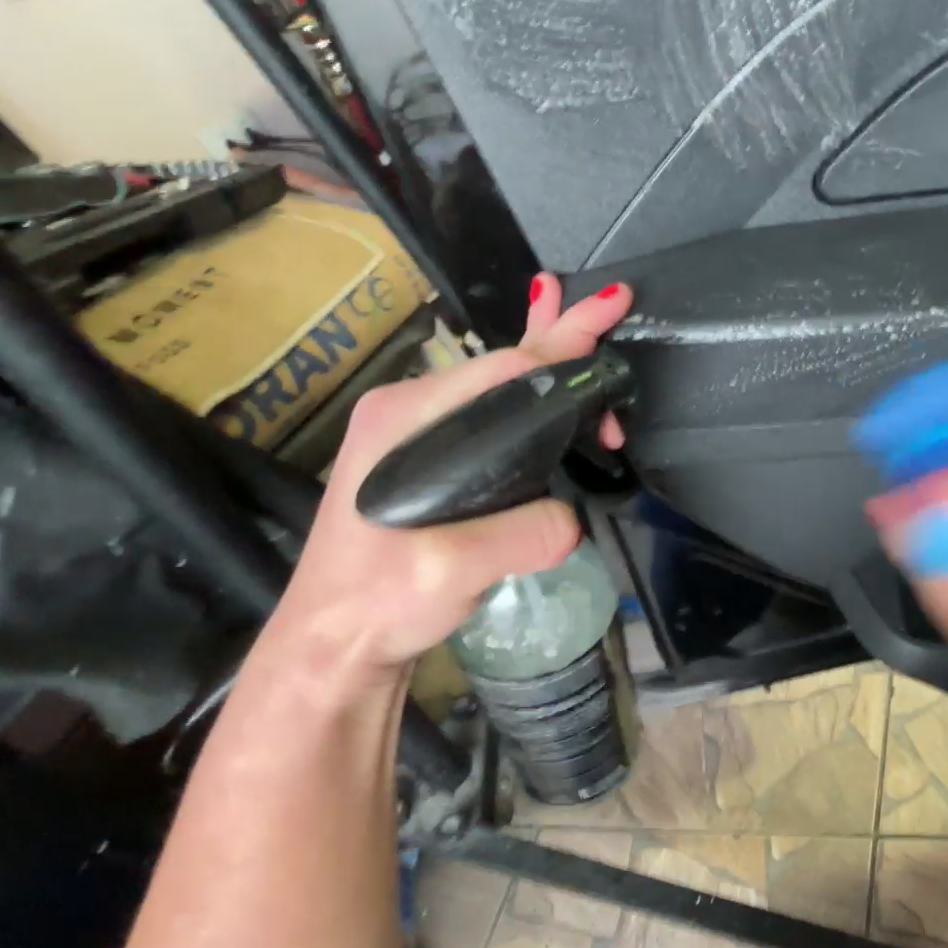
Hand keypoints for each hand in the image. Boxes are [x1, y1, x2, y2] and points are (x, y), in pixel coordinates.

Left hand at [258, 274, 633, 688]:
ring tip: (594, 329)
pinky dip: (539, 391)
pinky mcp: (438, 462)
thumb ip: (524, 533)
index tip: (610, 329)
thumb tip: (573, 519)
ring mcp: (423, 437)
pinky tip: (555, 374)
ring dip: (557, 366)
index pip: (502, 370)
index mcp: (407, 420)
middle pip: (506, 364)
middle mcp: (413, 415)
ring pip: (505, 385)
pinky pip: (499, 413)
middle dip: (564, 337)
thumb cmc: (375, 601)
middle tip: (614, 302)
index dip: (564, 354)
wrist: (333, 645)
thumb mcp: (451, 569)